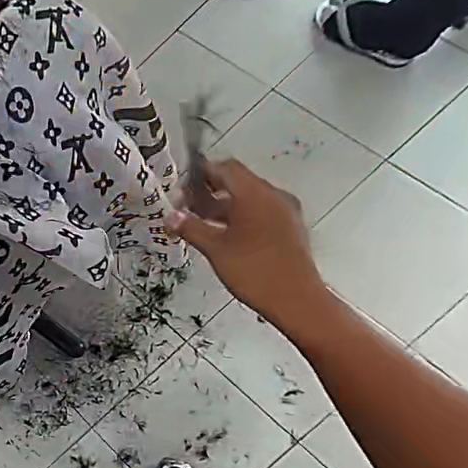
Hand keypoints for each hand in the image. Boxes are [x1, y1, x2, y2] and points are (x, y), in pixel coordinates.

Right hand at [165, 158, 329, 329]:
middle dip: (212, 191)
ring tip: (205, 224)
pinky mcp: (291, 226)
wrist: (296, 300)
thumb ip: (192, 228)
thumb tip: (170, 216)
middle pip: (239, 181)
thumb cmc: (253, 272)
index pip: (225, 168)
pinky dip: (244, 215)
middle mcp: (273, 195)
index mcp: (253, 194)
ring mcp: (286, 210)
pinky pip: (263, 210)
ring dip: (227, 205)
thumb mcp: (216, 250)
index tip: (183, 189)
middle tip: (189, 208)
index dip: (201, 174)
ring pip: (251, 197)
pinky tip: (229, 236)